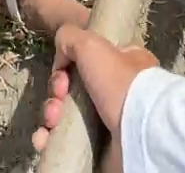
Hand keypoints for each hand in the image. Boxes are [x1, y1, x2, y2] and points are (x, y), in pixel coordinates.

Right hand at [32, 23, 159, 169]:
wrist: (138, 133)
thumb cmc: (119, 82)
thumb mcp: (92, 44)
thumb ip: (71, 37)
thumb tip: (61, 55)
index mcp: (124, 61)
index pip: (89, 57)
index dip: (69, 61)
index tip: (62, 69)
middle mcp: (117, 90)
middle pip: (74, 85)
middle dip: (57, 90)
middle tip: (58, 95)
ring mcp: (108, 120)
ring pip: (68, 112)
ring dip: (51, 113)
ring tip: (53, 119)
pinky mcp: (98, 147)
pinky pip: (68, 139)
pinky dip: (52, 138)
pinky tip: (45, 137)